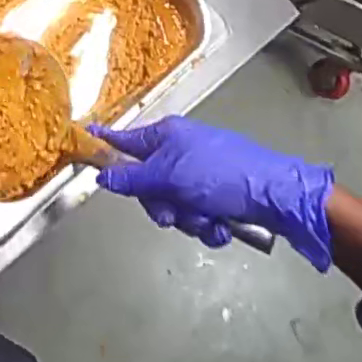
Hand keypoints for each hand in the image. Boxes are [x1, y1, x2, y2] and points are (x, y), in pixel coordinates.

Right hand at [90, 115, 335, 270]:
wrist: (276, 195)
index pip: (125, 139)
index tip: (84, 140)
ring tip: (208, 218)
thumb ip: (132, 179)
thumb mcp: (170, 176)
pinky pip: (196, 214)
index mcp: (167, 135)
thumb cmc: (218, 176)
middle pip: (148, 182)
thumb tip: (101, 175)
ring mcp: (200, 173)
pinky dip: (207, 224)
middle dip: (161, 204)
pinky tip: (221, 225)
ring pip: (173, 203)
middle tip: (172, 213)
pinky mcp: (218, 193)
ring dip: (188, 218)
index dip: (105, 144)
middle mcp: (181, 150)